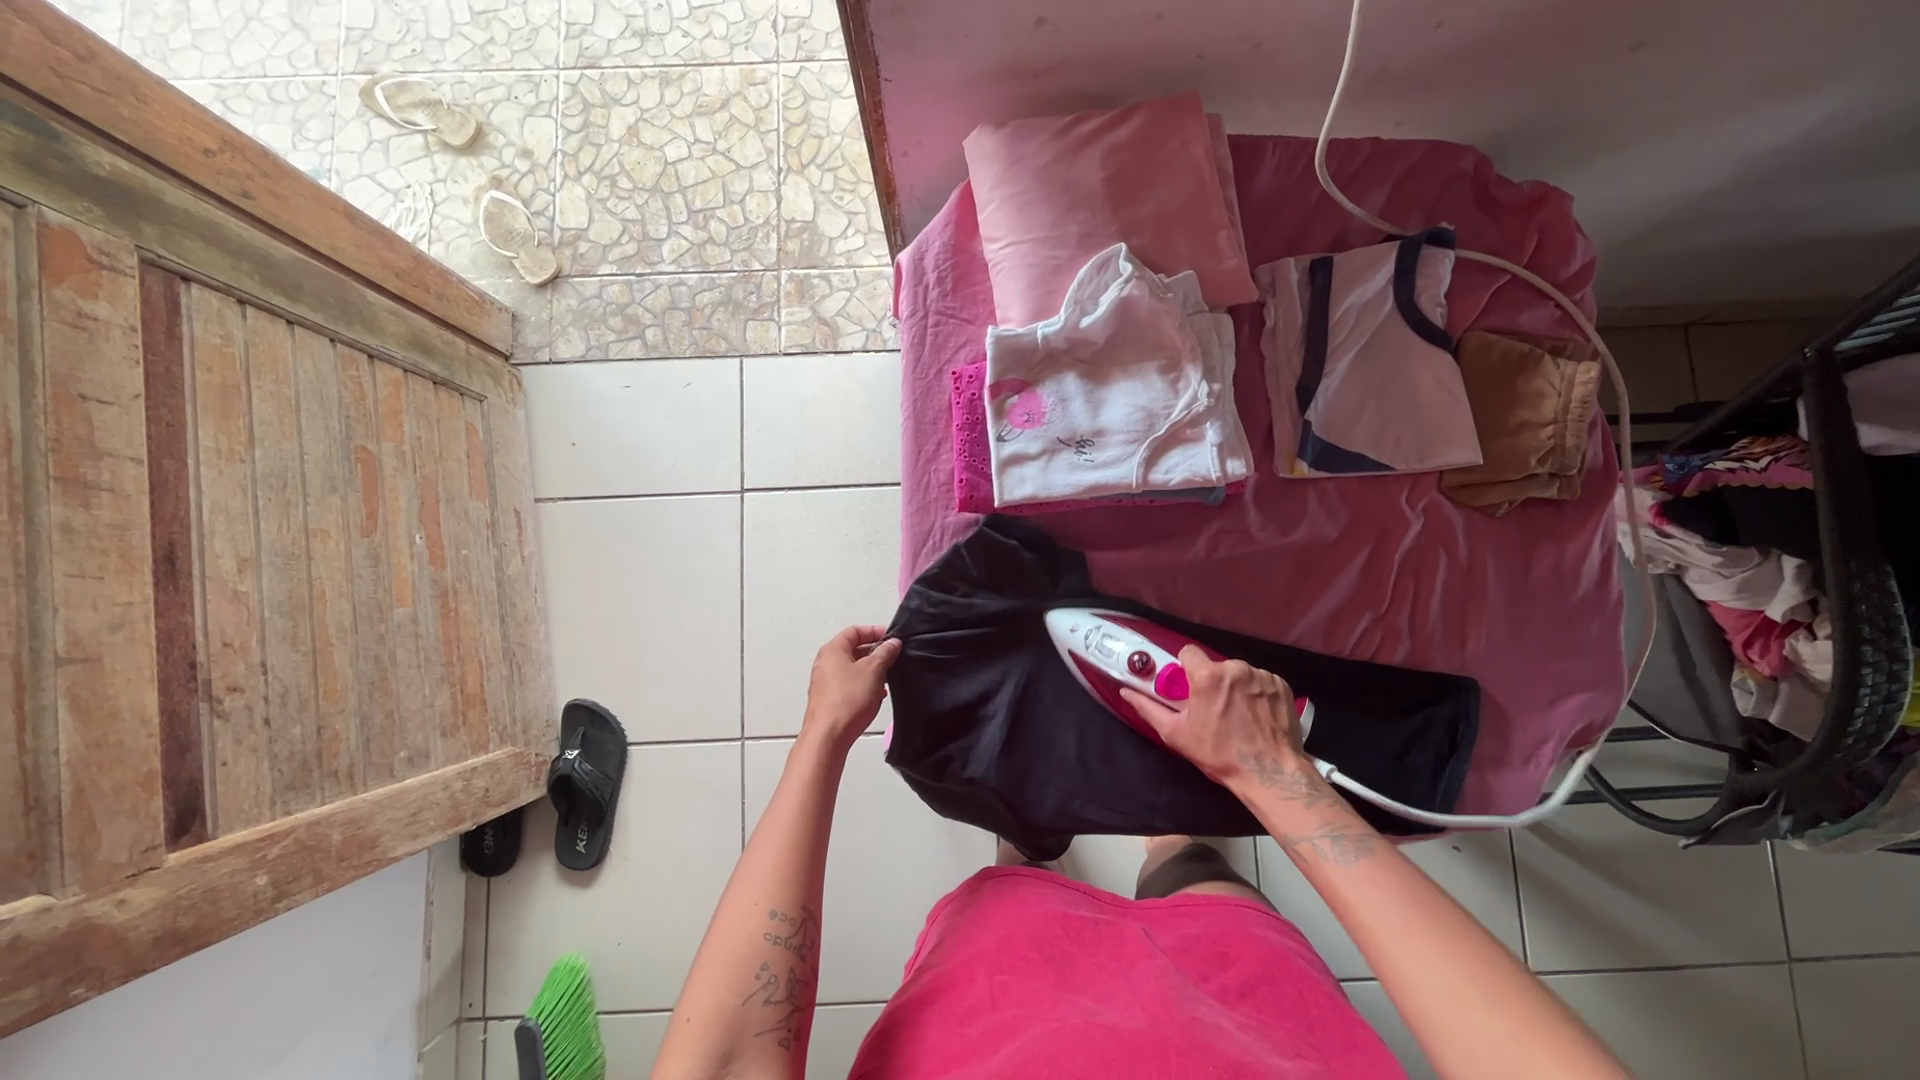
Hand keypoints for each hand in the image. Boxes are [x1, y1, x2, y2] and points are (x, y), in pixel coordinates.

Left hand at [800, 625, 902, 754]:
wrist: (829, 736)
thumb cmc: (847, 701)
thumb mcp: (874, 671)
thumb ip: (885, 653)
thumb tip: (892, 643)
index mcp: (832, 650)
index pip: (854, 631)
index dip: (874, 631)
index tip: (891, 638)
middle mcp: (825, 663)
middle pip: (852, 649)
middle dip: (874, 652)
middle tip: (892, 657)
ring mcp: (825, 682)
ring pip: (852, 668)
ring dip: (871, 671)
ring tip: (887, 678)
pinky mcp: (829, 699)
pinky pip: (848, 685)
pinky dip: (863, 685)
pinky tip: (876, 695)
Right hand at [1120, 647, 1307, 789]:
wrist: (1271, 774)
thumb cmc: (1219, 755)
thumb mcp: (1176, 734)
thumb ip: (1149, 708)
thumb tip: (1126, 691)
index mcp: (1208, 676)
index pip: (1189, 652)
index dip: (1186, 668)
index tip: (1189, 687)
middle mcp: (1236, 668)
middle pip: (1215, 666)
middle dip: (1212, 682)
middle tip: (1213, 709)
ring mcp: (1262, 675)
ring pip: (1239, 673)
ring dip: (1235, 688)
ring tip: (1239, 715)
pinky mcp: (1282, 685)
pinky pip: (1261, 681)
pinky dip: (1256, 693)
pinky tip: (1257, 715)